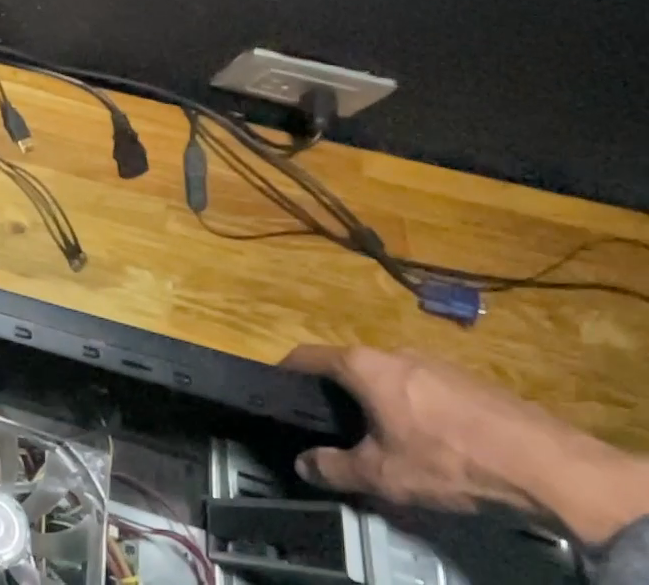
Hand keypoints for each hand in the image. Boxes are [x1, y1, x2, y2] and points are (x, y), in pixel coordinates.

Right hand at [283, 345, 648, 542]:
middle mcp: (394, 353)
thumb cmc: (448, 461)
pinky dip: (418, 408)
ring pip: (391, 377)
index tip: (279, 393)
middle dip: (338, 393)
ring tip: (388, 437)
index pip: (305, 356)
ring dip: (381, 400)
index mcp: (363, 365)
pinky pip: (428, 389)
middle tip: (336, 426)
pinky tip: (435, 442)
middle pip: (350, 366)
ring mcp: (439, 364)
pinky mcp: (475, 382)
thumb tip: (302, 464)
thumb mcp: (382, 475)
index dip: (285, 373)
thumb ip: (333, 468)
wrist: (551, 469)